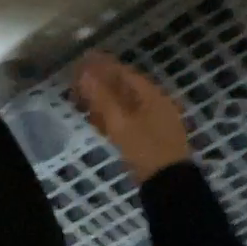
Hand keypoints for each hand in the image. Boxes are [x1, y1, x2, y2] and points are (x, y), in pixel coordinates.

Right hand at [74, 51, 191, 181]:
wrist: (168, 183)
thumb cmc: (146, 148)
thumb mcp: (121, 123)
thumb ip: (102, 97)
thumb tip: (84, 73)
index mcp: (152, 96)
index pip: (124, 73)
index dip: (102, 66)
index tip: (82, 62)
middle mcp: (155, 103)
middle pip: (124, 87)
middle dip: (100, 83)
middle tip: (77, 82)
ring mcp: (154, 121)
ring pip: (124, 104)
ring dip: (103, 100)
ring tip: (82, 100)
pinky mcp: (149, 136)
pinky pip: (127, 118)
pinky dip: (111, 116)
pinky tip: (97, 120)